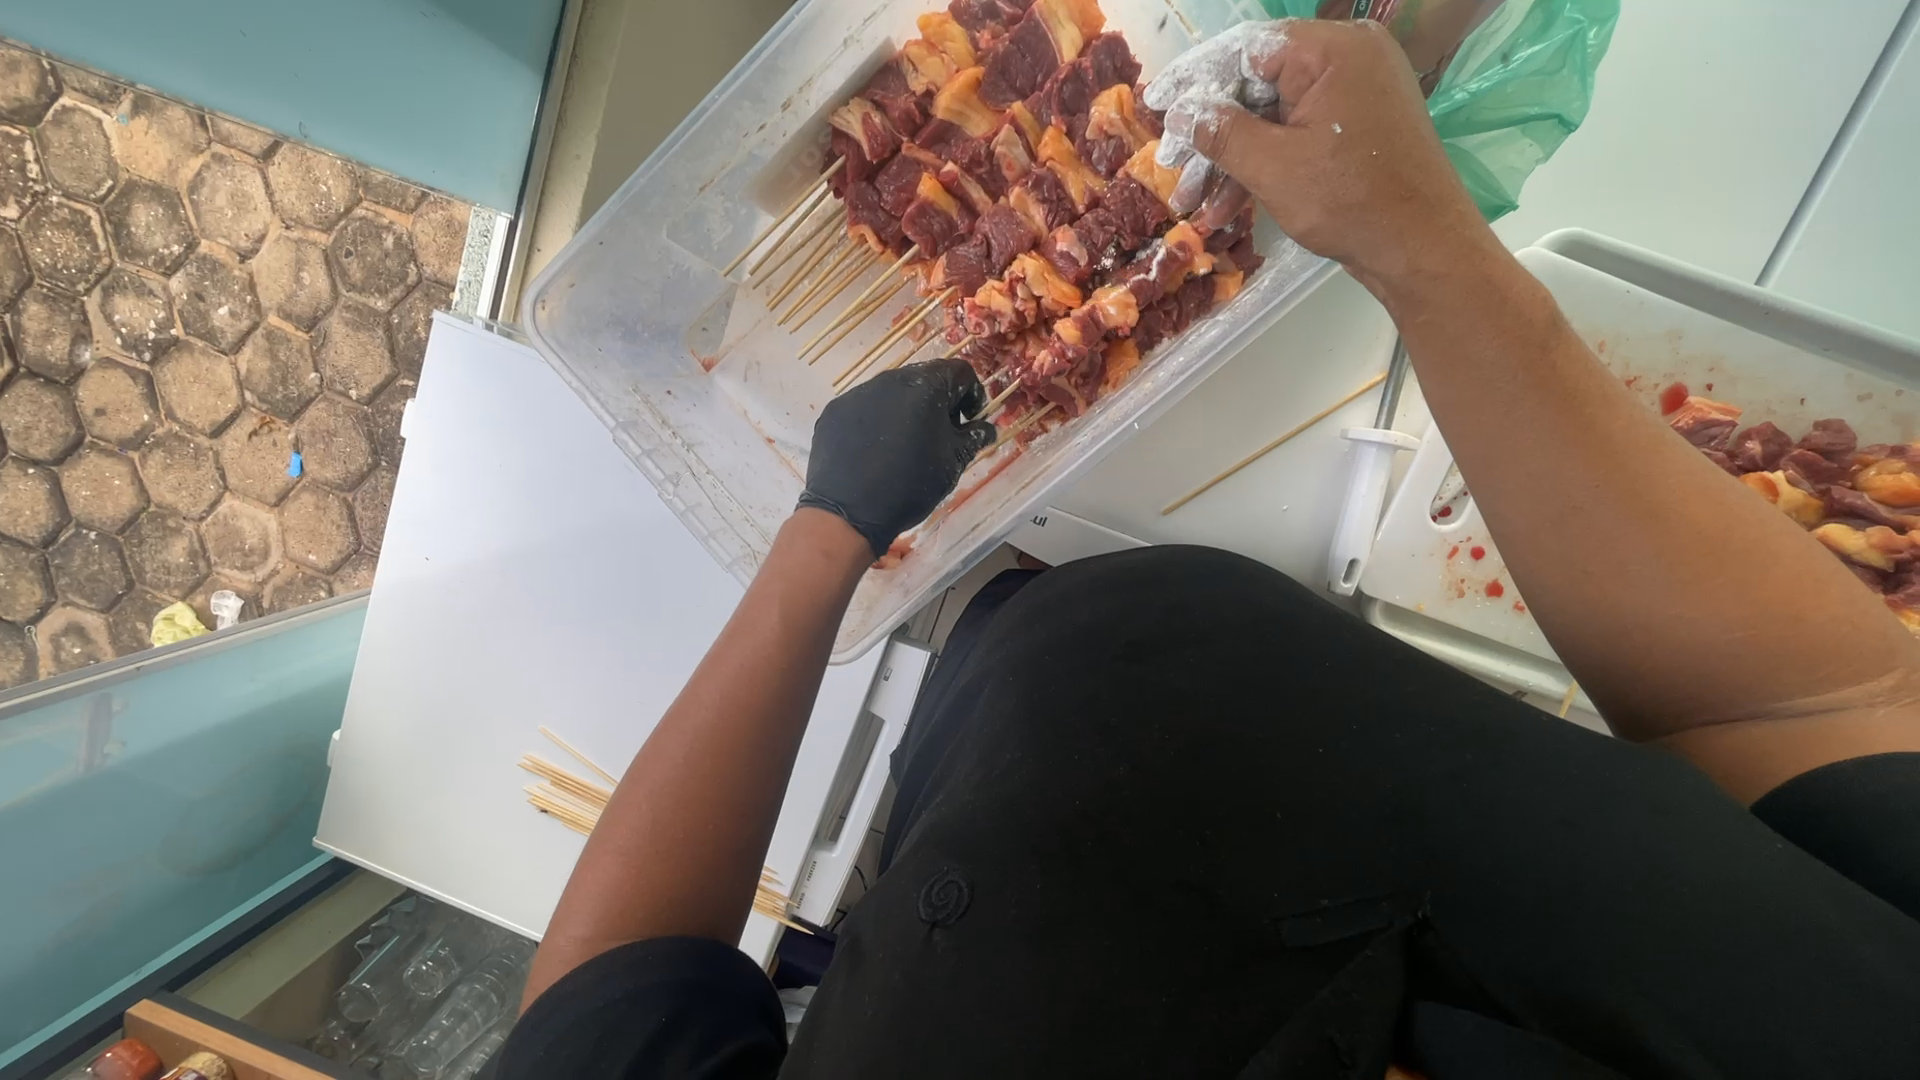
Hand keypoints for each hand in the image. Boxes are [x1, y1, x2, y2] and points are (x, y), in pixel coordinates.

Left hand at [798, 359, 996, 557]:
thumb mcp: (953, 462)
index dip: (972, 394)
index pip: (960, 372)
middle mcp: (890, 380)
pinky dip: (878, 422)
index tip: (970, 421)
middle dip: (938, 402)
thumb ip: (973, 437)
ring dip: (907, 411)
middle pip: (924, 379)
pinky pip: (865, 408)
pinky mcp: (835, 412)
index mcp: (925, 386)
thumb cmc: (911, 484)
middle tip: (941, 435)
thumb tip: (985, 427)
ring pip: (893, 393)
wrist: (850, 512)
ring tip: (906, 445)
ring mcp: (857, 394)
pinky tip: (876, 452)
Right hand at [1148, 19, 1492, 294]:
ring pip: (1271, 118)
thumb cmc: (1348, 199)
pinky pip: (1295, 135)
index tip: (1155, 104)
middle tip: (1171, 172)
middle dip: (1210, 136)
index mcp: (1331, 50)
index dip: (1195, 80)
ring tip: (1191, 204)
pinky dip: (1261, 166)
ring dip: (1229, 161)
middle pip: (1256, 87)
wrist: (1417, 244)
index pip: (1246, 50)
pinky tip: (1226, 206)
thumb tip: (1182, 113)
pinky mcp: (1353, 127)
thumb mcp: (1273, 166)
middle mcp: (1345, 58)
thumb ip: (1223, 133)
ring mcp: (1352, 94)